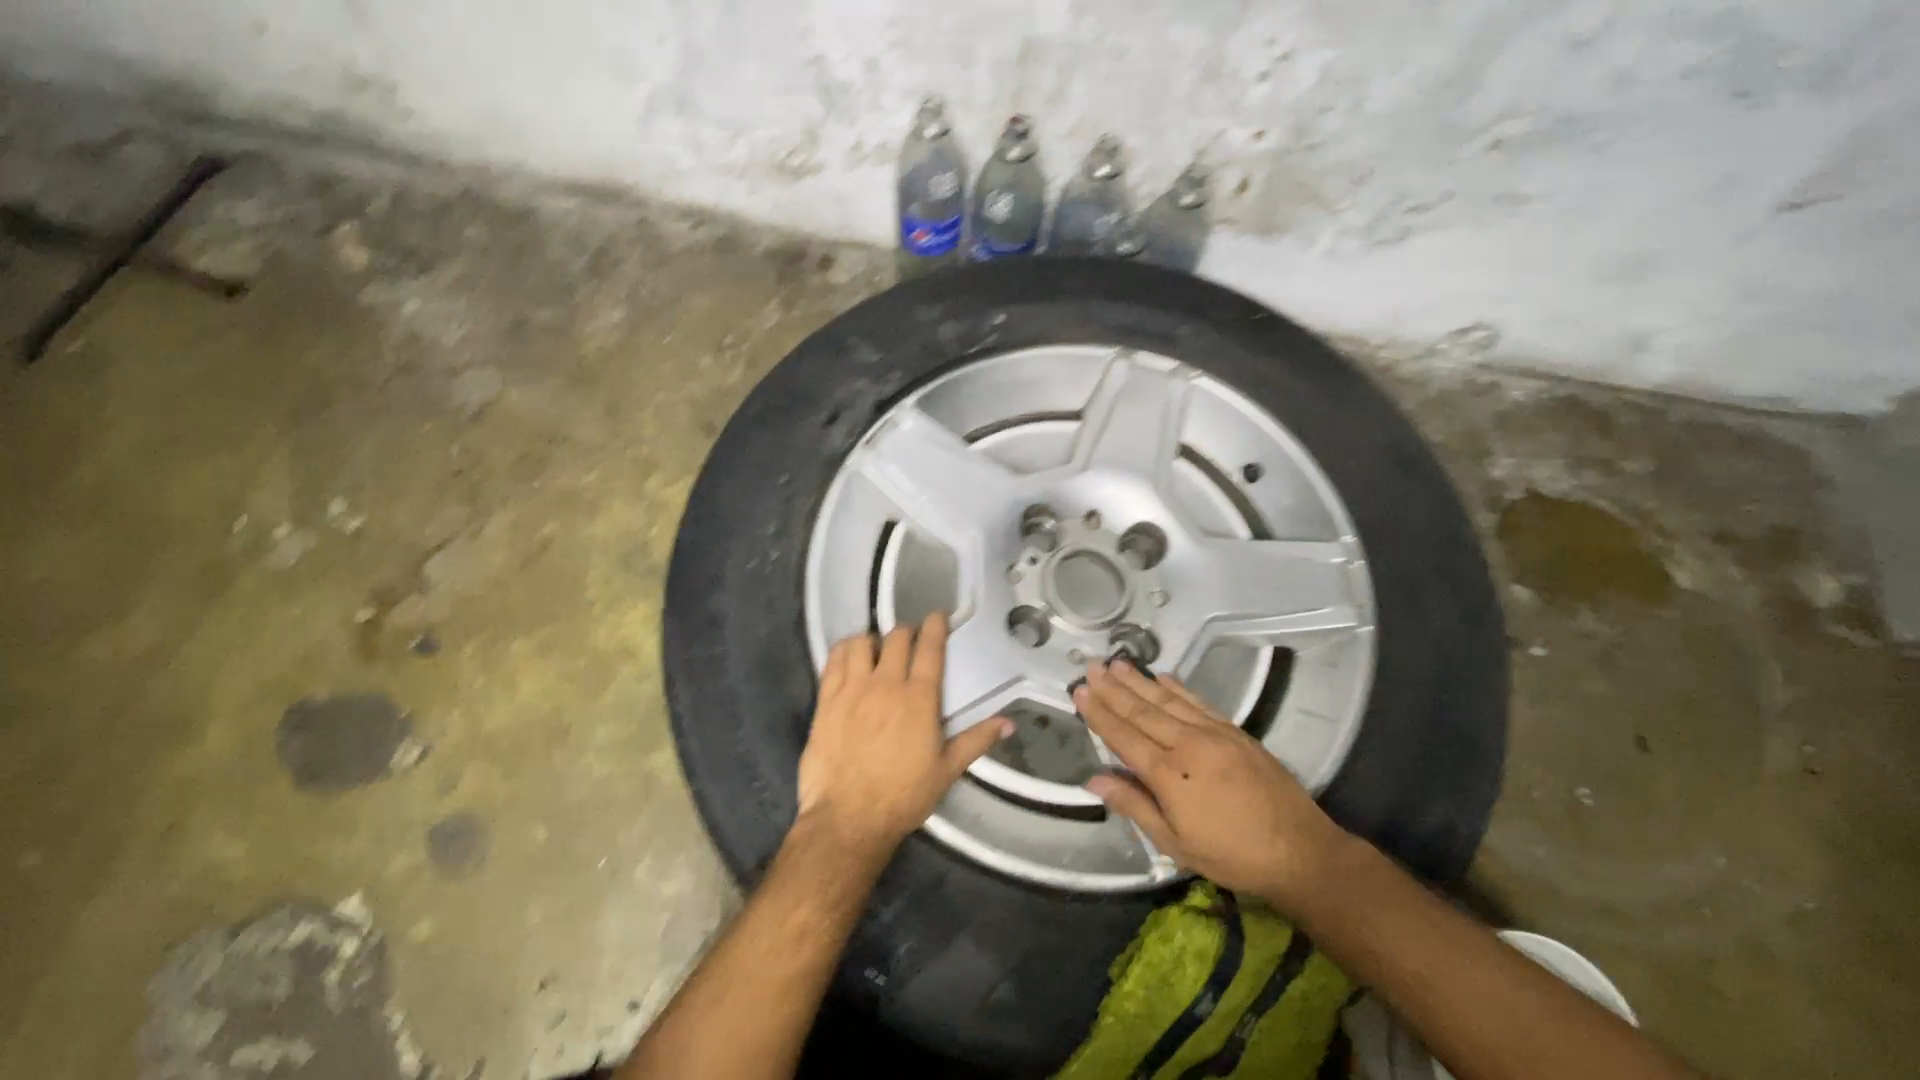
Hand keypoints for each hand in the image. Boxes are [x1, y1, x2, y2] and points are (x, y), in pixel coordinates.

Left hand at [796, 612, 1012, 862]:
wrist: (848, 817)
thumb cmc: (903, 796)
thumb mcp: (947, 770)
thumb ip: (976, 740)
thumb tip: (1008, 723)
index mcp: (919, 698)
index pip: (930, 649)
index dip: (935, 627)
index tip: (937, 616)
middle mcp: (885, 684)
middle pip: (895, 639)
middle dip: (905, 632)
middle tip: (910, 638)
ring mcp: (852, 690)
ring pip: (860, 644)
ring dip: (872, 640)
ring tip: (876, 648)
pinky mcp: (825, 701)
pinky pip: (833, 661)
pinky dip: (844, 652)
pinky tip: (849, 658)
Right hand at [1074, 661, 1348, 909]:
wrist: (1298, 850)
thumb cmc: (1231, 855)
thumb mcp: (1174, 843)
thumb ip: (1134, 806)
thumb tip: (1093, 780)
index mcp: (1169, 775)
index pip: (1124, 737)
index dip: (1099, 714)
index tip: (1080, 692)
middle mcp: (1188, 745)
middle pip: (1143, 711)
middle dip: (1114, 689)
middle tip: (1091, 667)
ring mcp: (1215, 735)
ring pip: (1169, 701)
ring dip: (1140, 681)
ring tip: (1117, 663)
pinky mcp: (1236, 733)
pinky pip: (1199, 703)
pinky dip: (1178, 688)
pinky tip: (1163, 677)